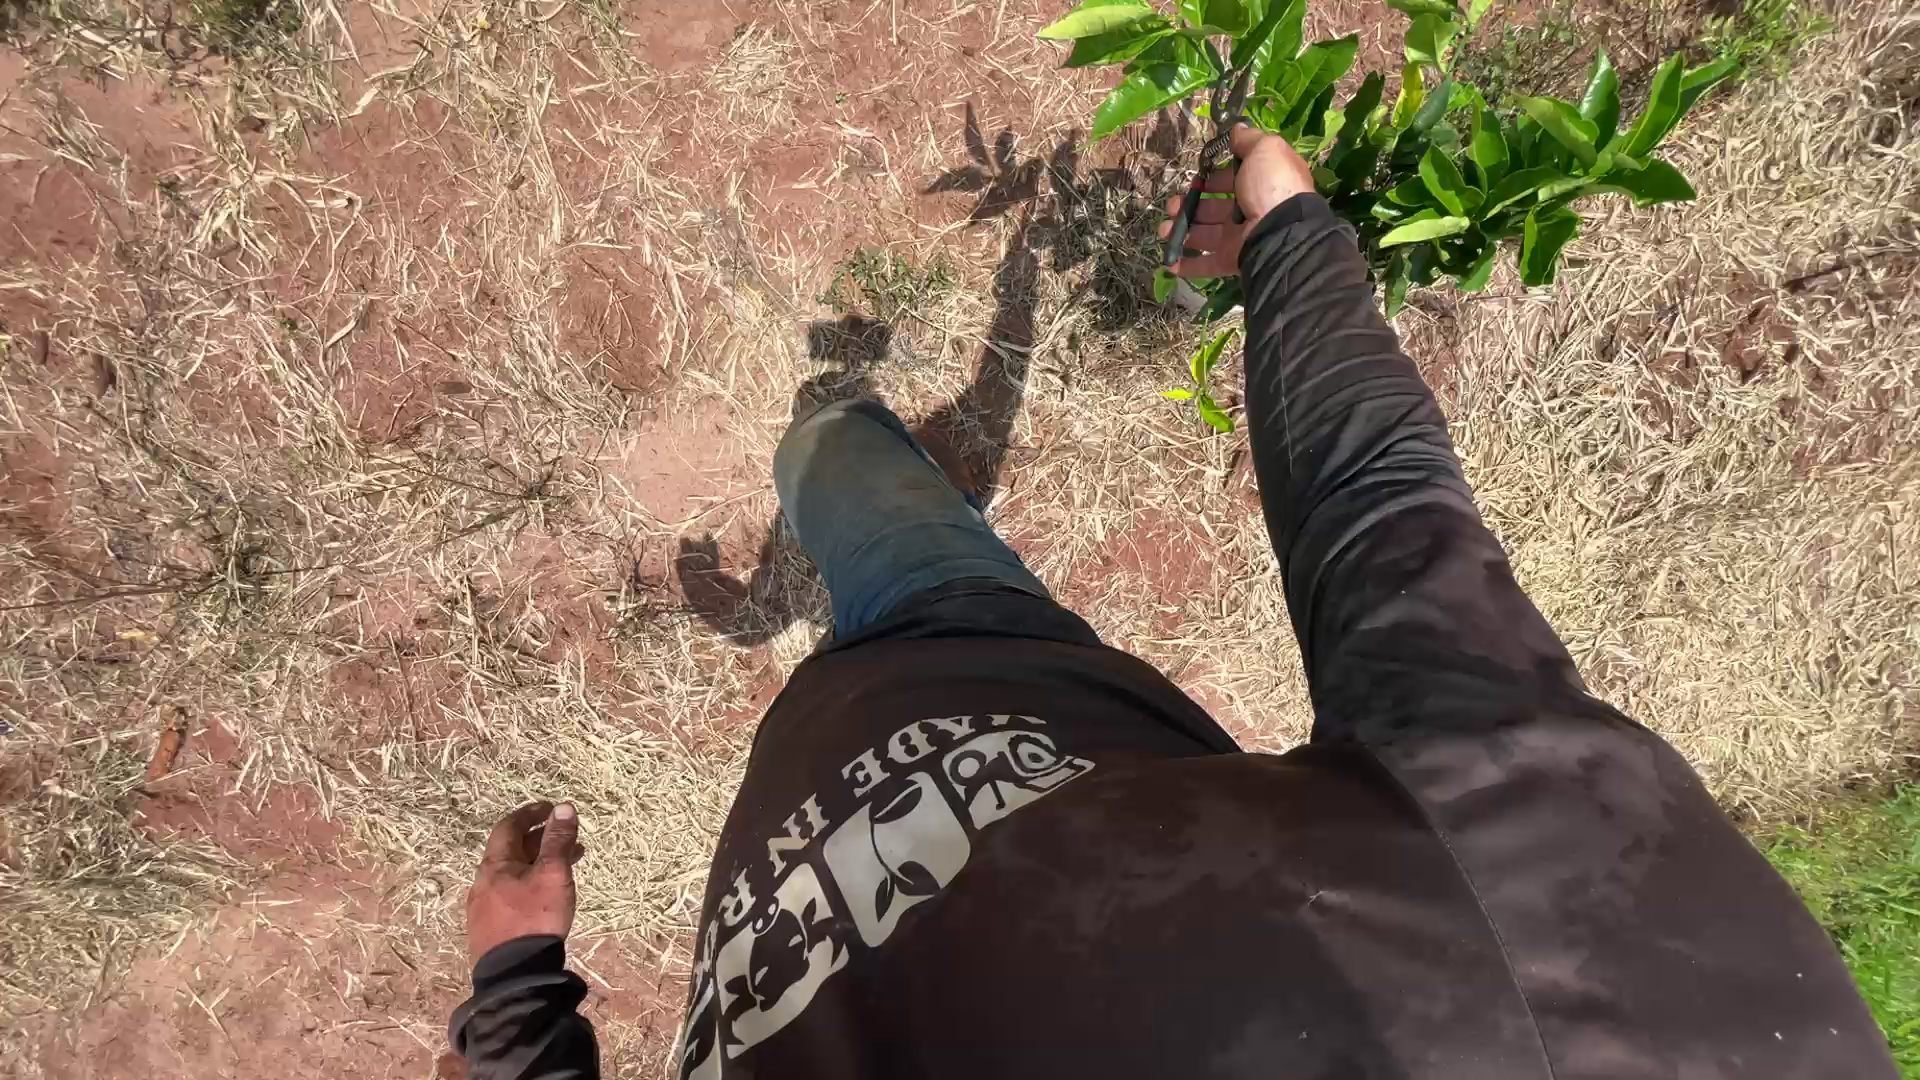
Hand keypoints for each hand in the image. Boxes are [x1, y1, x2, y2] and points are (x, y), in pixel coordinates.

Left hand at [466, 801, 582, 962]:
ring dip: (539, 860)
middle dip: (540, 838)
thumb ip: (558, 840)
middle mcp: (483, 883)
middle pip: (511, 849)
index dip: (530, 814)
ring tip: (568, 862)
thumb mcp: (553, 873)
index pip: (508, 827)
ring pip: (513, 872)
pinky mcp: (489, 927)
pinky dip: (531, 880)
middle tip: (567, 835)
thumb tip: (563, 808)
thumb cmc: (535, 916)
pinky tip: (547, 890)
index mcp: (494, 866)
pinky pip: (511, 891)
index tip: (552, 809)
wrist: (514, 975)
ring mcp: (483, 907)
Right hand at [1159, 124, 1316, 277]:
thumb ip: (1247, 140)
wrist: (1278, 231)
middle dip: (1188, 206)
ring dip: (1180, 232)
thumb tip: (1236, 129)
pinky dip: (1185, 264)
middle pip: (1211, 209)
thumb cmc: (1270, 185)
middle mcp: (1247, 211)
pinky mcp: (1230, 261)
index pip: (1229, 182)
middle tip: (1171, 206)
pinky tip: (1169, 261)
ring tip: (1163, 230)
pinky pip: (1205, 264)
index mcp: (1257, 185)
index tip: (1195, 179)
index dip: (1211, 179)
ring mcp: (1238, 239)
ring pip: (1203, 235)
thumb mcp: (1264, 150)